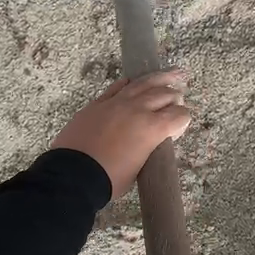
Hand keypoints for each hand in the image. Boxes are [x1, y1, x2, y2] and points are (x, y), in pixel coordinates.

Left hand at [50, 70, 191, 198]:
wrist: (72, 175)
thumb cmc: (109, 179)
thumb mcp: (139, 168)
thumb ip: (148, 148)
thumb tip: (149, 140)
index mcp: (153, 128)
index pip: (179, 115)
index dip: (182, 121)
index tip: (177, 129)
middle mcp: (137, 109)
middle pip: (164, 94)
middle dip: (175, 97)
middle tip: (179, 98)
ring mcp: (115, 103)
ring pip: (142, 83)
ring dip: (160, 78)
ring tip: (172, 75)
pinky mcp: (97, 104)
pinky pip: (116, 87)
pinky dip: (129, 83)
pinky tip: (134, 82)